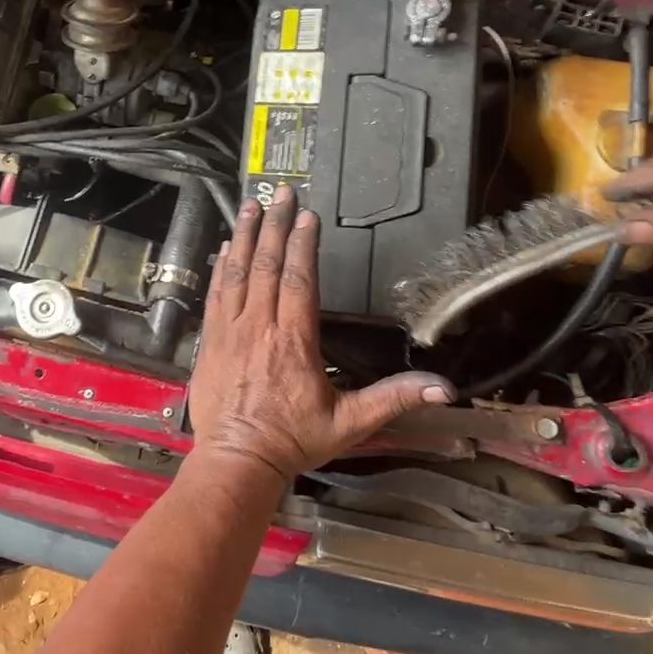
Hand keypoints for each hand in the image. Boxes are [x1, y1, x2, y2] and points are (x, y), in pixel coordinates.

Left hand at [188, 183, 453, 484]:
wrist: (237, 459)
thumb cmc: (292, 440)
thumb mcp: (349, 423)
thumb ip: (393, 399)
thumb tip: (443, 387)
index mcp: (293, 341)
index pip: (299, 280)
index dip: (304, 245)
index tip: (308, 216)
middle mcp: (258, 327)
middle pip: (267, 265)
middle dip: (276, 226)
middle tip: (281, 194)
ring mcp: (228, 331)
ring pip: (237, 273)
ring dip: (245, 237)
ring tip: (252, 206)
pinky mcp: (209, 341)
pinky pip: (215, 295)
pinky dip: (221, 268)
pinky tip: (225, 248)